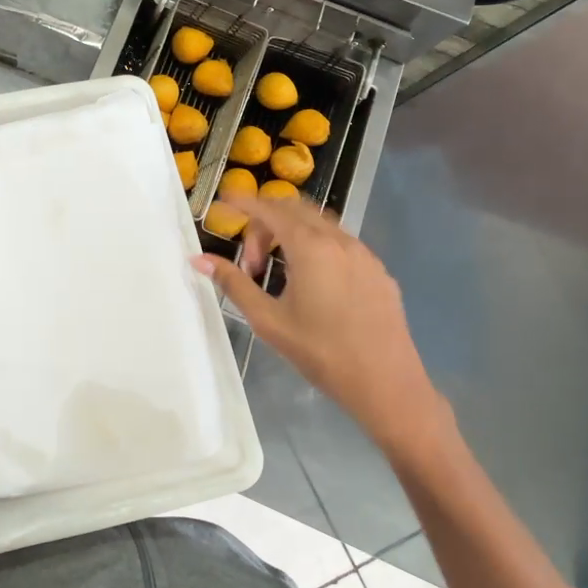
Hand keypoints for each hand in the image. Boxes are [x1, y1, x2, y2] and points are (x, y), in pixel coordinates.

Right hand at [193, 194, 449, 457]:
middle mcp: (339, 241)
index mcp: (310, 247)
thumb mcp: (269, 321)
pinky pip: (341, 244)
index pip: (269, 209)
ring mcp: (364, 255)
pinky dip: (317, 247)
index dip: (244, 202)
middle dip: (265, 223)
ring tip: (279, 274)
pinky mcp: (379, 272)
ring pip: (320, 224)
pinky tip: (314, 286)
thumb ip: (234, 284)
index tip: (224, 201)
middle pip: (294, 209)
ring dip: (292, 234)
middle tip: (251, 263)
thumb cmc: (322, 353)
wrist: (388, 386)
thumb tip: (199, 259)